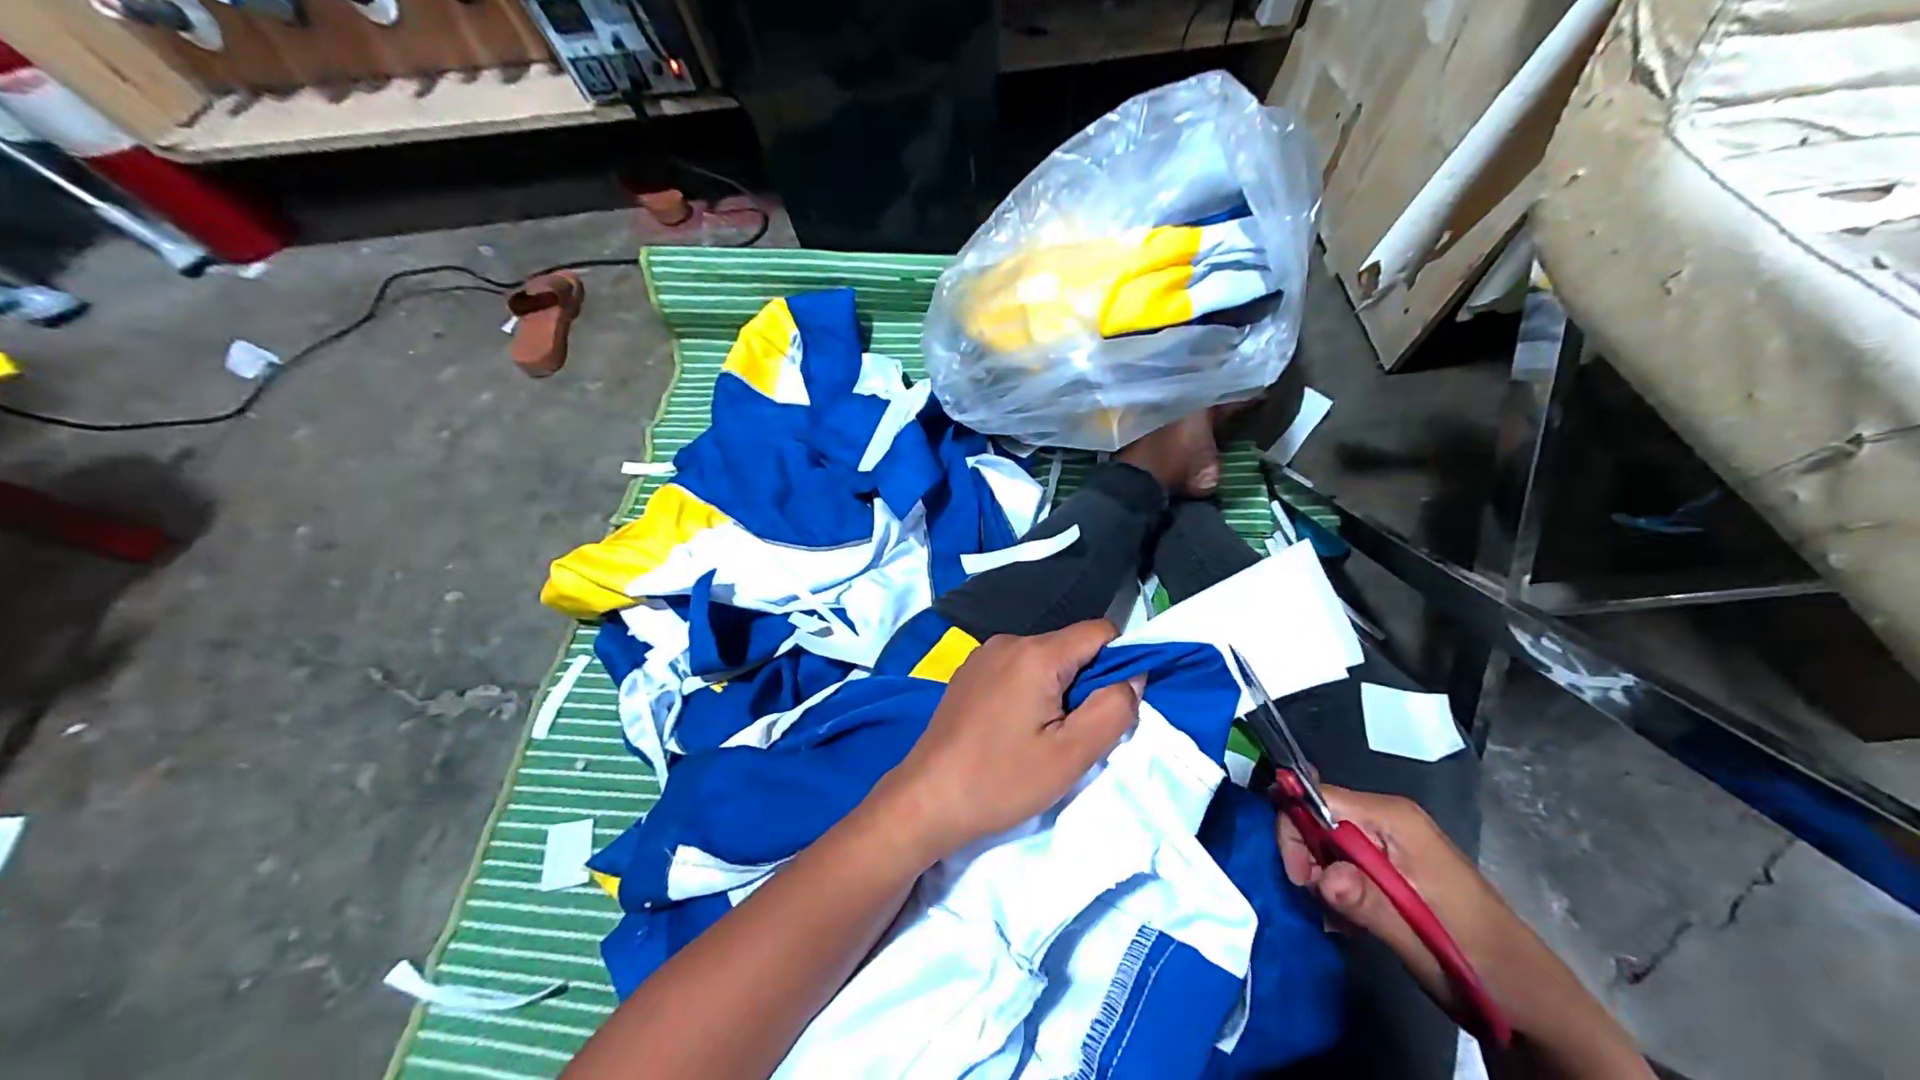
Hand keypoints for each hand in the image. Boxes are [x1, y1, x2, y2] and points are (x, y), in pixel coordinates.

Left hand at [868, 620, 1141, 864]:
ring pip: (1044, 661)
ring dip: (1057, 692)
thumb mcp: (1071, 755)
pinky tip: (1013, 732)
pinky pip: (1016, 670)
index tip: (1112, 707)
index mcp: (1035, 653)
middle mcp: (1008, 641)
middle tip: (1074, 735)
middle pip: (1071, 648)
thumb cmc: (1002, 779)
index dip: (1119, 663)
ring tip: (1041, 738)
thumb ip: (1112, 710)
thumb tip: (1133, 676)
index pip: (1100, 632)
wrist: (926, 799)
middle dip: (1086, 684)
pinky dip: (1029, 693)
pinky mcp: (968, 674)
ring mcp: (983, 656)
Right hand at [1278, 785, 1521, 1018]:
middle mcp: (1391, 818)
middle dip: (1310, 861)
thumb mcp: (1419, 941)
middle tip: (1326, 908)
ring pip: (1328, 841)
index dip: (1296, 832)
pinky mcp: (1396, 861)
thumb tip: (1323, 877)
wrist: (1533, 1000)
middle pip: (1319, 817)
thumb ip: (1369, 904)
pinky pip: (1347, 858)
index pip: (1316, 796)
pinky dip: (1340, 887)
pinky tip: (1354, 919)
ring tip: (1344, 922)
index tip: (1300, 880)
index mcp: (1396, 820)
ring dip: (1325, 880)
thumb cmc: (1481, 966)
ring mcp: (1394, 839)